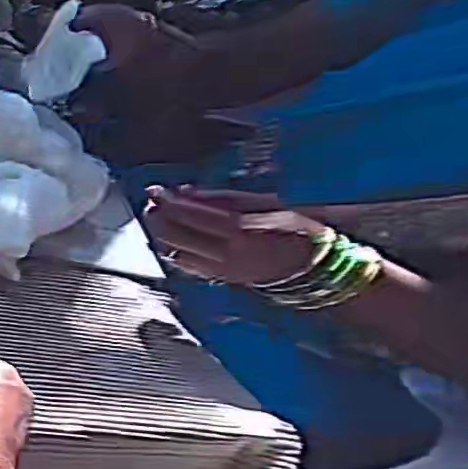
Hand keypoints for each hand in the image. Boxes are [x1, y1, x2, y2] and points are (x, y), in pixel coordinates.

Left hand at [143, 187, 328, 284]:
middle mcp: (226, 252)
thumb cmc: (297, 228)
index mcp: (241, 230)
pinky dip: (171, 248)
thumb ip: (224, 198)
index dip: (169, 201)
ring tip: (158, 218)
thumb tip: (186, 191)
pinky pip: (183, 263)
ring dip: (161, 232)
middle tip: (152, 204)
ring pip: (174, 249)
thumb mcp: (268, 204)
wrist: (315, 266)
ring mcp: (219, 268)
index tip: (155, 190)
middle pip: (176, 234)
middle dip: (158, 217)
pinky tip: (170, 238)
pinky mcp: (218, 278)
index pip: (191, 214)